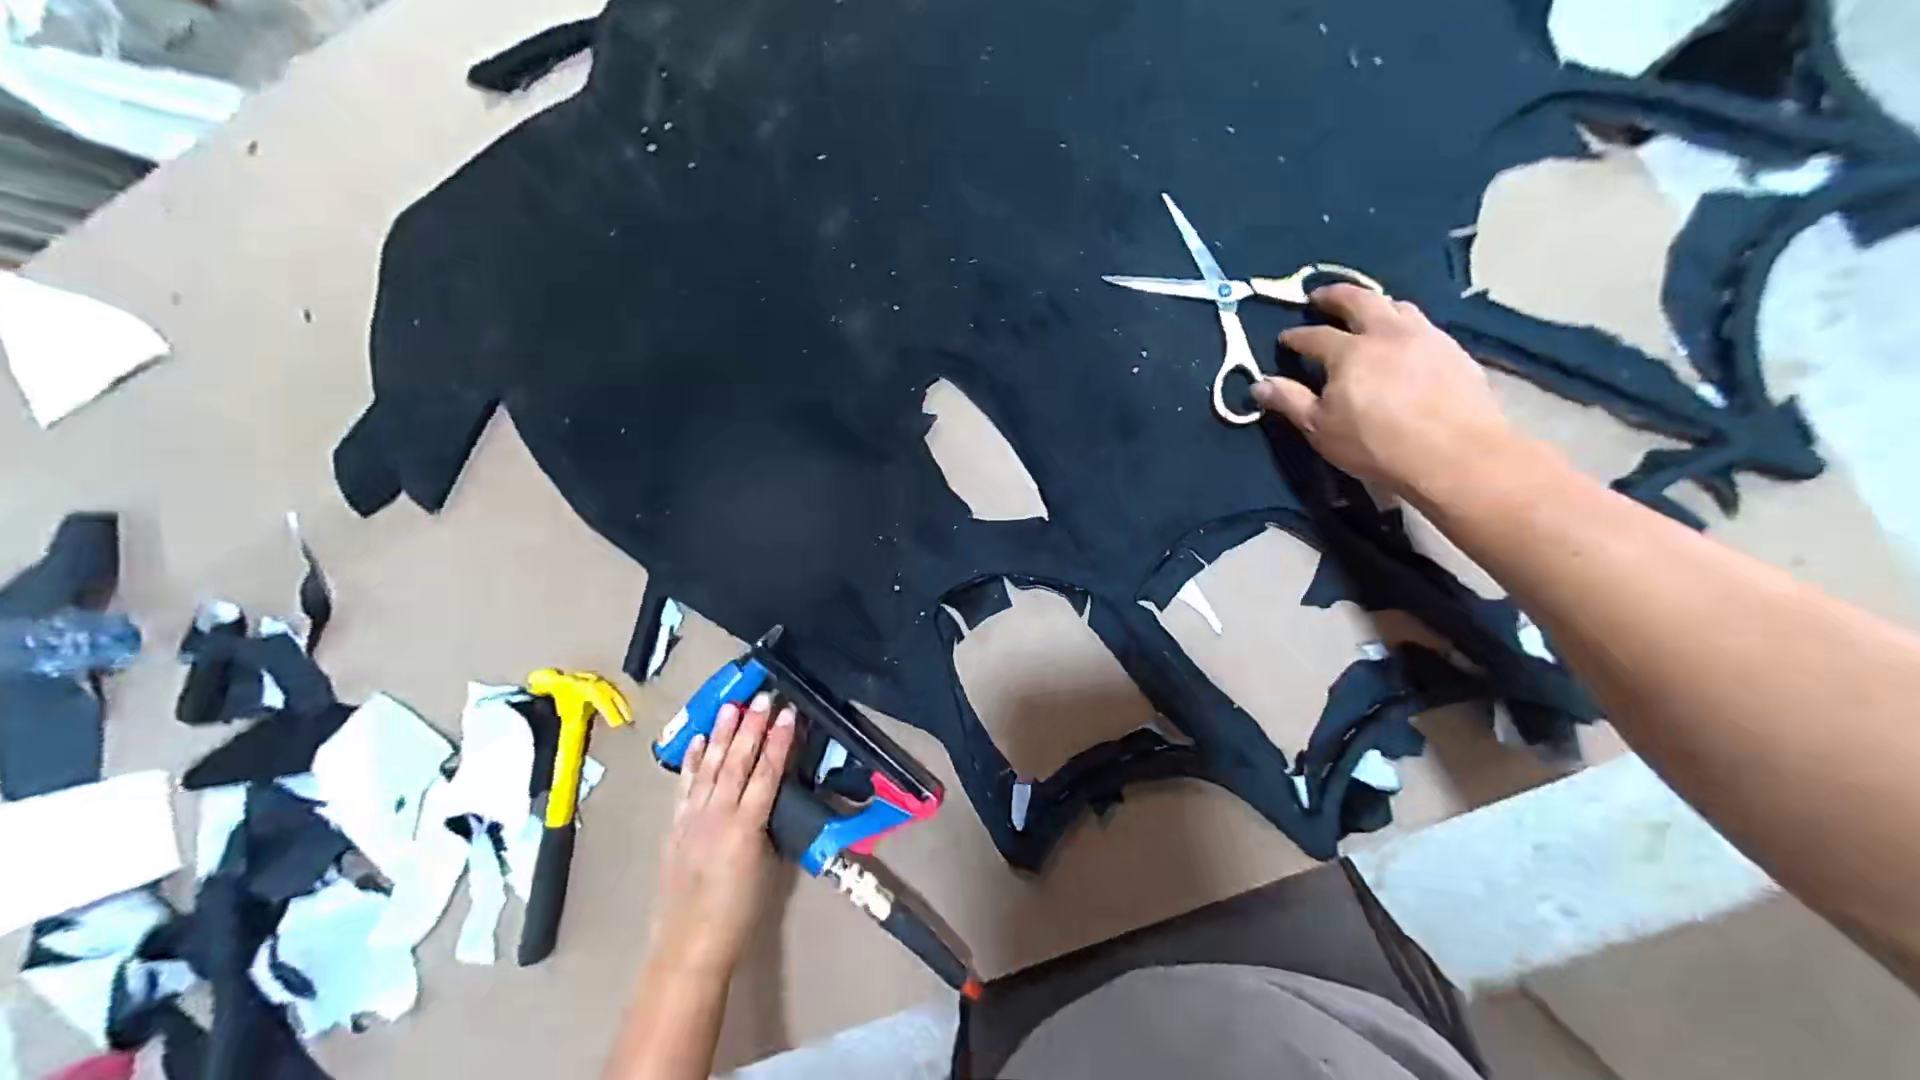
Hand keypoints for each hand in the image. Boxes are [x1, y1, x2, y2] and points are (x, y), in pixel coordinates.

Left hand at [646, 692, 797, 976]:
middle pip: (737, 761)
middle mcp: (716, 815)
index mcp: (745, 826)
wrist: (688, 947)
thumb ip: (770, 824)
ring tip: (732, 705)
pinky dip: (693, 761)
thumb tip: (776, 793)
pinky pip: (685, 785)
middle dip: (752, 726)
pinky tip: (701, 740)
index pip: (767, 772)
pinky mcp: (675, 825)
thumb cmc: (739, 912)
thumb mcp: (769, 866)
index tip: (788, 713)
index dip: (779, 740)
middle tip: (763, 696)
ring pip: (711, 766)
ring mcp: (691, 818)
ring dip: (722, 733)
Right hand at [1253, 284, 1518, 497]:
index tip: (1285, 339)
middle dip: (1335, 295)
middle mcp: (1388, 333)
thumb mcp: (1320, 428)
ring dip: (1374, 303)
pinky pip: (1423, 323)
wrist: (1456, 455)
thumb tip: (1259, 384)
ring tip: (1365, 310)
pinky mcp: (1454, 350)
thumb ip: (1290, 401)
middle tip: (1320, 296)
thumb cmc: (1377, 445)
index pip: (1315, 336)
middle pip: (1360, 300)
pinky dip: (1404, 321)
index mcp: (1350, 352)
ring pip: (1397, 305)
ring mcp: (1426, 337)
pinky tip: (1402, 337)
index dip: (1296, 336)